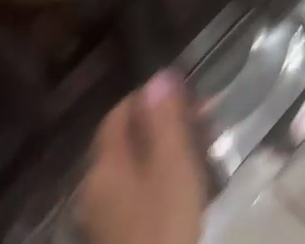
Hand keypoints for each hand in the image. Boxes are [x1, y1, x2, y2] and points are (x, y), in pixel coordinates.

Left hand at [74, 71, 206, 243]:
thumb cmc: (165, 221)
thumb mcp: (173, 166)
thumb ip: (165, 121)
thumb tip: (159, 76)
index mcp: (105, 165)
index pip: (120, 113)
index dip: (152, 96)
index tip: (192, 95)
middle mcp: (95, 184)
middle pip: (127, 137)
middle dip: (166, 121)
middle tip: (208, 119)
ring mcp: (103, 210)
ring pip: (135, 162)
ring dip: (169, 146)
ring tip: (206, 146)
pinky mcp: (117, 229)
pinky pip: (137, 185)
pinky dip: (162, 172)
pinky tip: (188, 180)